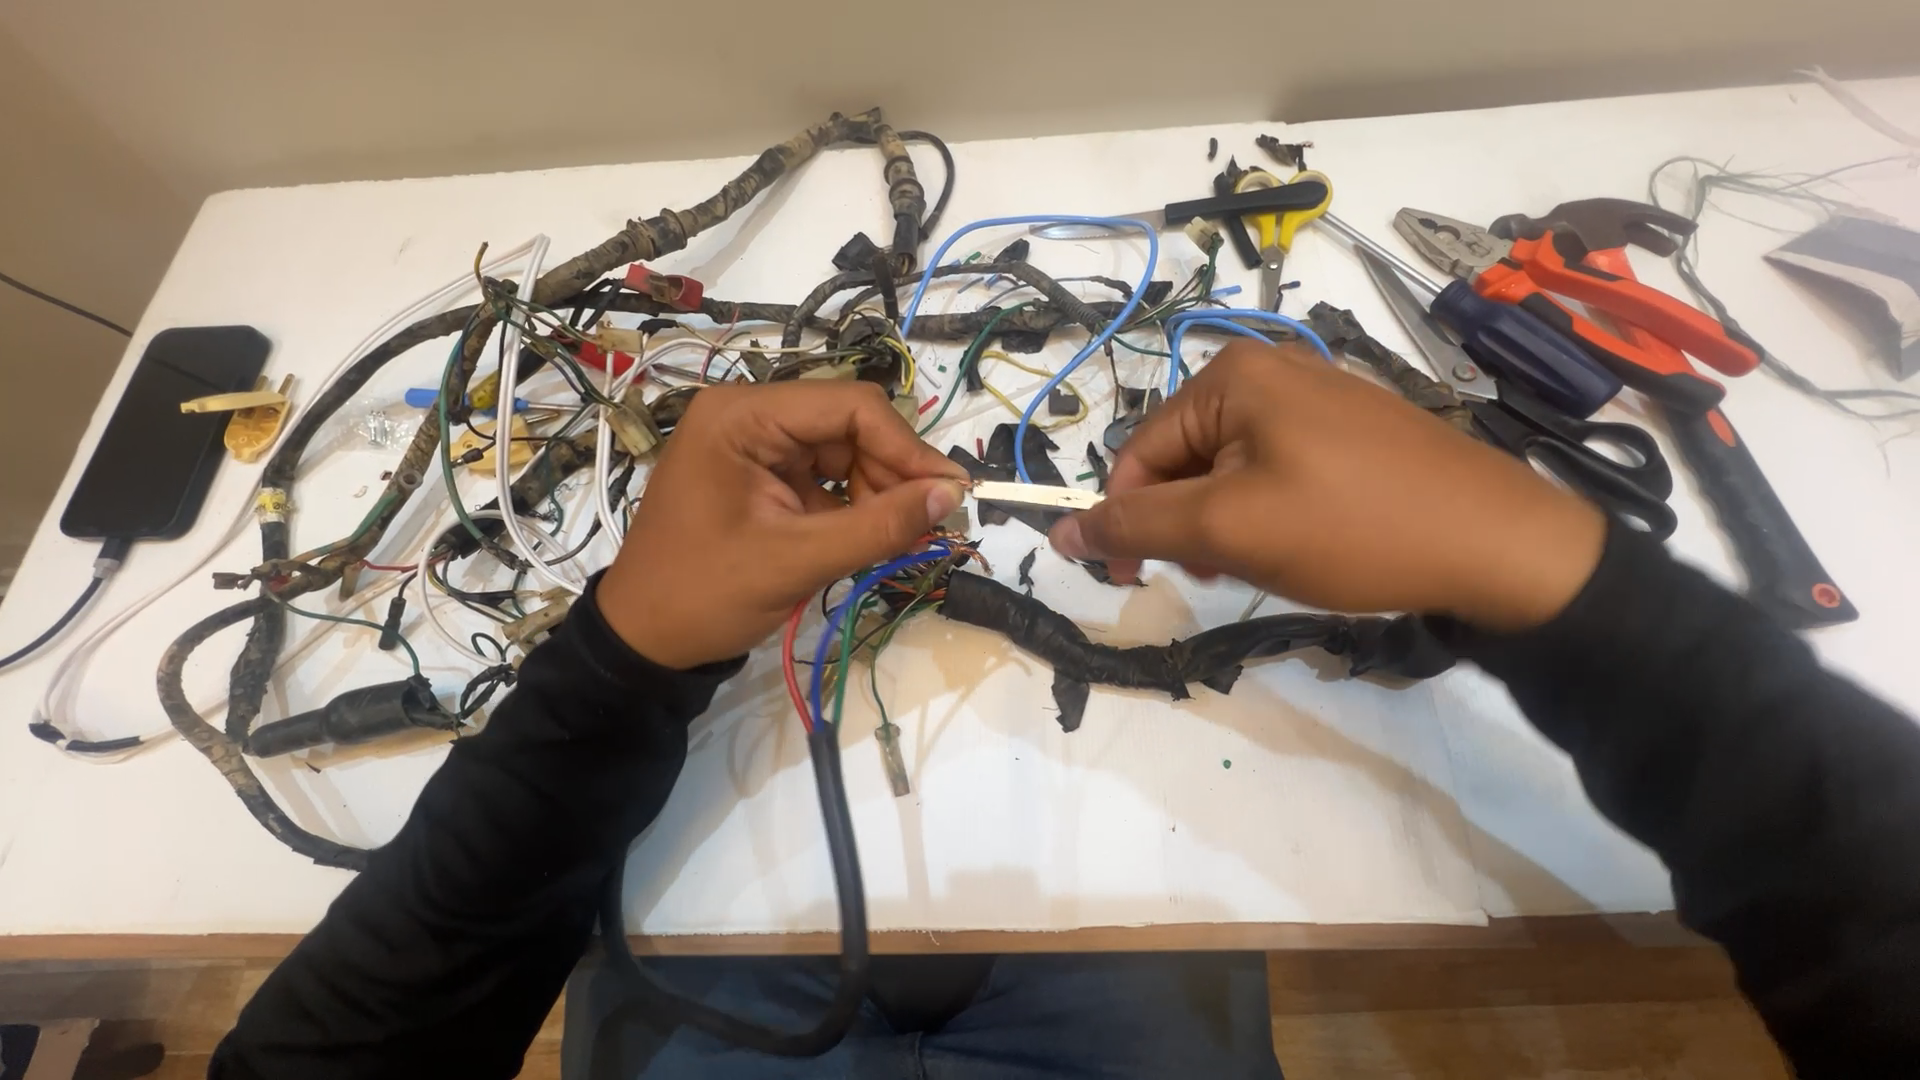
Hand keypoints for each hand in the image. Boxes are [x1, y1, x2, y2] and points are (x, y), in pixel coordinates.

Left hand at [598, 381, 968, 668]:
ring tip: (896, 539)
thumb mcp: (795, 560)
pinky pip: (828, 479)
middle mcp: (750, 416)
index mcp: (742, 415)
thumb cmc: (704, 596)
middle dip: (892, 476)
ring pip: (846, 453)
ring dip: (878, 494)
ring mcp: (757, 447)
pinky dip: (856, 507)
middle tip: (925, 526)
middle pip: (850, 427)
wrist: (645, 640)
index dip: (906, 447)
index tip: (949, 493)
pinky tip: (871, 538)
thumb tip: (951, 495)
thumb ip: (877, 527)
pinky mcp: (765, 477)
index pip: (849, 406)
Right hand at [1048, 341, 1604, 629]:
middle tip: (1219, 571)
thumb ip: (1133, 527)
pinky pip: (1271, 470)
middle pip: (1181, 460)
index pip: (1138, 453)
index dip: (1126, 520)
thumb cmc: (1351, 530)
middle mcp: (1267, 370)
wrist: (1505, 547)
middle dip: (1186, 523)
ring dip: (1222, 524)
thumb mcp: (1227, 530)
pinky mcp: (1346, 429)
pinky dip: (1263, 513)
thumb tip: (1057, 529)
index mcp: (1230, 377)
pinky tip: (1296, 544)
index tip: (1136, 581)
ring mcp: (1312, 397)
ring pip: (1224, 471)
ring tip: (1259, 562)